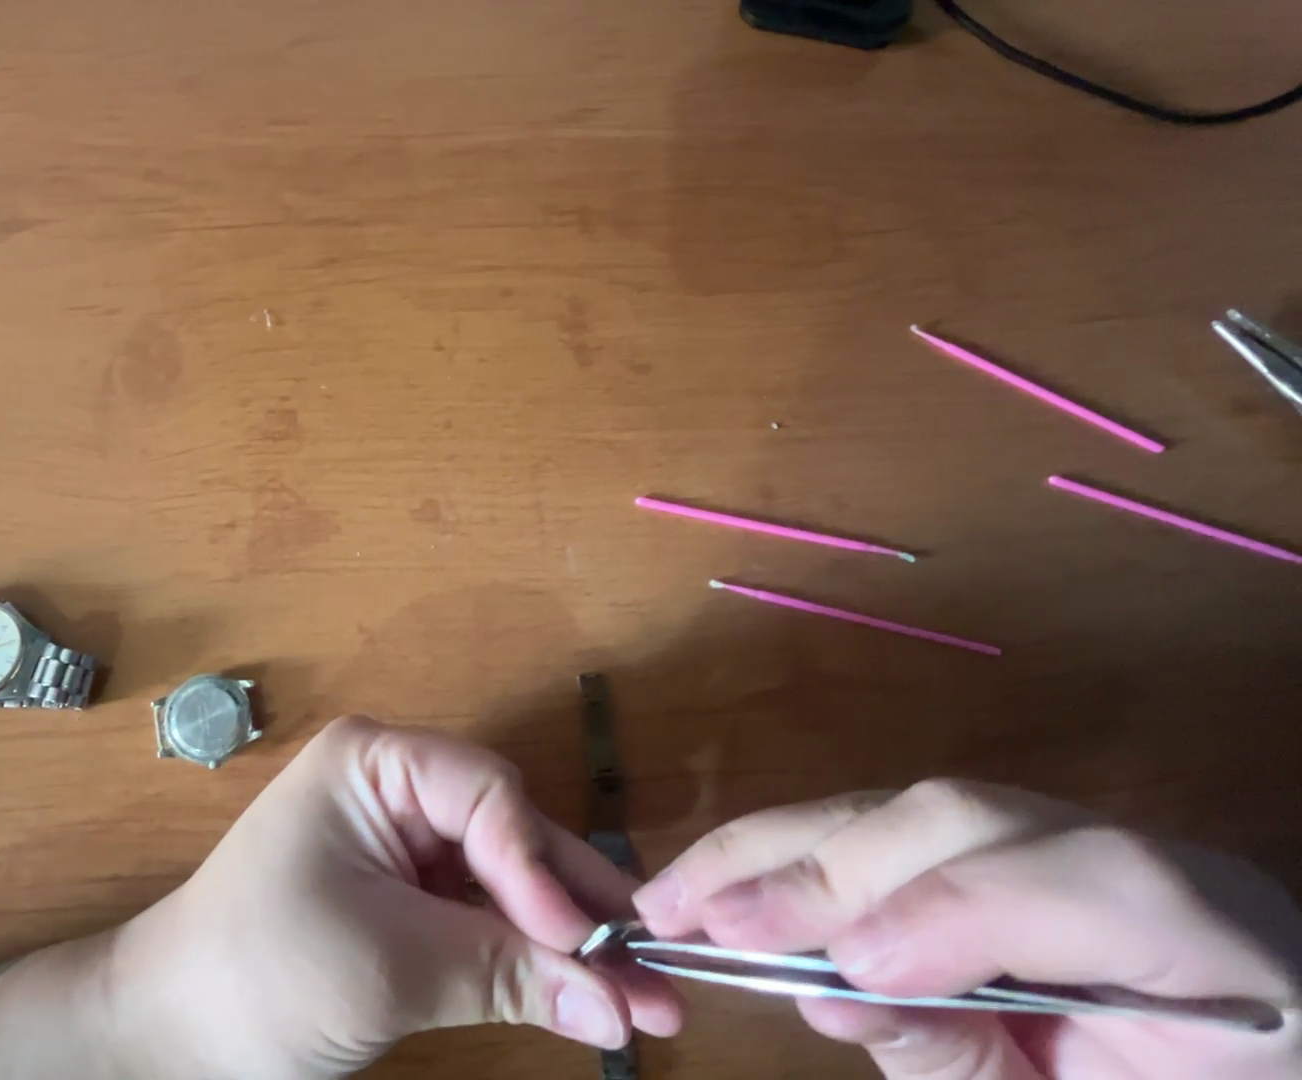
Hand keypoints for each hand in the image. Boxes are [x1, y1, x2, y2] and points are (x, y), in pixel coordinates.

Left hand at [105, 715, 681, 1078]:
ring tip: (645, 997)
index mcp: (374, 762)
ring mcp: (405, 841)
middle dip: (574, 906)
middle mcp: (397, 787)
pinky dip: (531, 956)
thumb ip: (508, 974)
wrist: (176, 1030)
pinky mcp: (410, 894)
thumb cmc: (263, 971)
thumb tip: (621, 1005)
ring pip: (507, 878)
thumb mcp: (390, 968)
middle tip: (655, 969)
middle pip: (508, 834)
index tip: (580, 941)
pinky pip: (484, 914)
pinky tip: (588, 994)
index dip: (538, 864)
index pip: (485, 793)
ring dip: (568, 939)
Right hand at [632, 780, 1301, 1079]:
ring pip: (887, 805)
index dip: (959, 912)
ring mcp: (1035, 831)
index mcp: (1217, 945)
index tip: (847, 971)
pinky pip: (862, 825)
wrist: (1171, 1067)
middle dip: (824, 868)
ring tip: (682, 897)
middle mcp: (1119, 856)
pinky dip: (780, 852)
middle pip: (956, 816)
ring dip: (770, 849)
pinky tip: (719, 878)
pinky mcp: (963, 837)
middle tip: (718, 923)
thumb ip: (957, 1055)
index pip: (1096, 885)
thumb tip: (825, 994)